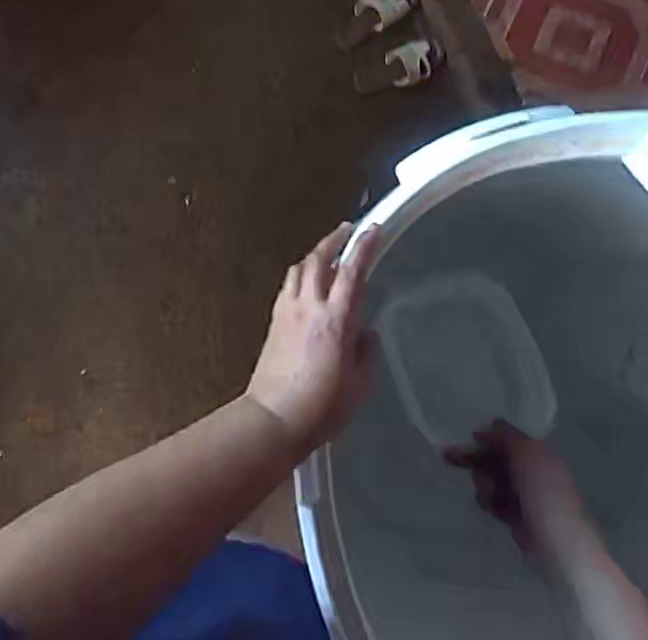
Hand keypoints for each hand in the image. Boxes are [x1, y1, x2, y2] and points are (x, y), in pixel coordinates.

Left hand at [245, 222, 381, 453]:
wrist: (274, 417)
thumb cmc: (321, 406)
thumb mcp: (360, 385)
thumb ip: (367, 353)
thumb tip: (366, 333)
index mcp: (335, 320)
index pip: (352, 272)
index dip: (364, 247)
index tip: (373, 230)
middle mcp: (308, 306)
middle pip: (319, 259)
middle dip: (334, 239)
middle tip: (348, 231)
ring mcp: (287, 310)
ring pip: (300, 268)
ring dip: (315, 254)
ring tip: (328, 253)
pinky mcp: (274, 320)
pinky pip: (288, 285)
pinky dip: (301, 274)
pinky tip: (306, 281)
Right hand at [445, 420, 593, 567]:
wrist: (558, 542)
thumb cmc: (544, 492)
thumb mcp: (528, 453)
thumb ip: (508, 435)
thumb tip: (493, 423)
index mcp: (537, 455)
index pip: (507, 439)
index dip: (488, 436)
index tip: (471, 437)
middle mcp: (530, 473)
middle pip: (494, 459)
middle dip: (474, 460)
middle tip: (450, 459)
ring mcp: (523, 496)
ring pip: (490, 480)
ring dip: (483, 485)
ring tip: (487, 494)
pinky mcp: (515, 516)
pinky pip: (493, 501)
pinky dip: (489, 503)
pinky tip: (492, 508)